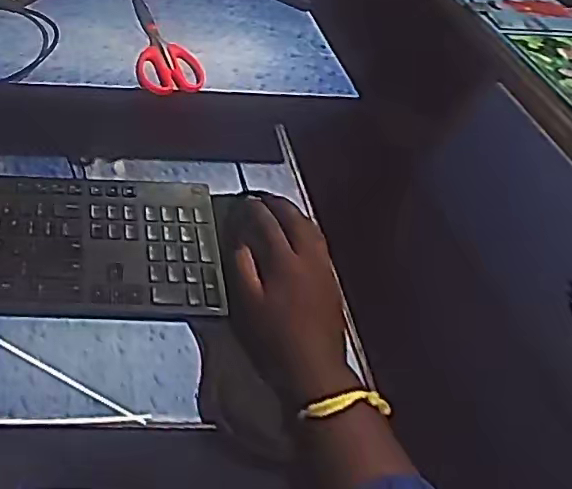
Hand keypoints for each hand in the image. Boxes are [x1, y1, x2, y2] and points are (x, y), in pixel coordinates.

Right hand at [230, 194, 355, 400]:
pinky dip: (306, 230)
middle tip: (261, 198)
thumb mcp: (247, 303)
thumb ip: (242, 267)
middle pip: (295, 219)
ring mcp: (324, 270)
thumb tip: (240, 242)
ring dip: (294, 214)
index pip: (268, 223)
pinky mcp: (332, 281)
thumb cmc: (275, 338)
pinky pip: (319, 243)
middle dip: (277, 204)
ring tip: (278, 210)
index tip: (243, 202)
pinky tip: (297, 235)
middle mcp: (308, 260)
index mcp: (285, 262)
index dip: (254, 209)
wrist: (316, 372)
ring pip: (312, 230)